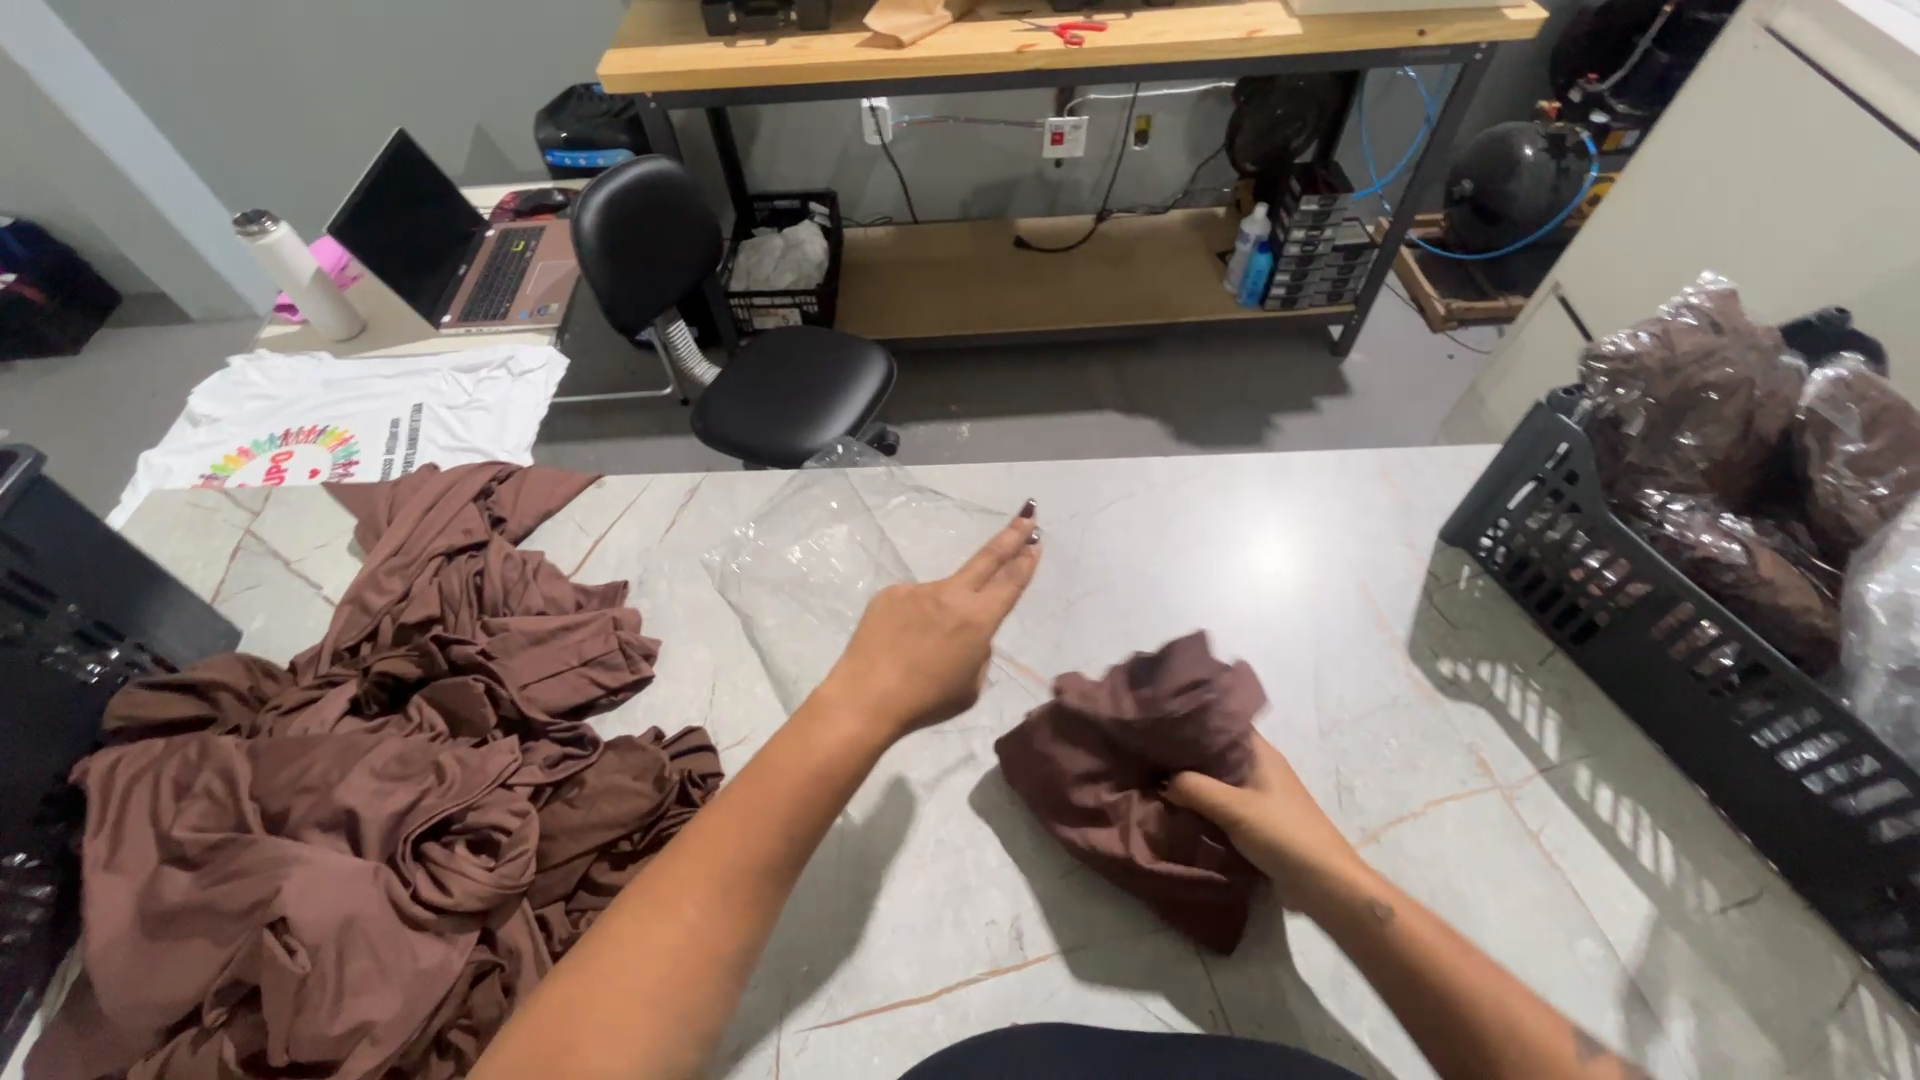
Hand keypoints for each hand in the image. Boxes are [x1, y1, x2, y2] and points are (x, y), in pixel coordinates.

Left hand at [817, 504, 1041, 740]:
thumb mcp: (971, 685)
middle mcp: (951, 596)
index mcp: (978, 620)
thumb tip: (969, 630)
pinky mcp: (891, 594)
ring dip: (942, 614)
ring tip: (924, 649)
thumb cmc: (926, 701)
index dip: (1025, 562)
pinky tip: (900, 645)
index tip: (1035, 542)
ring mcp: (918, 590)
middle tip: (1027, 516)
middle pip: (987, 558)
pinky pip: (913, 604)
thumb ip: (978, 650)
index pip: (1010, 583)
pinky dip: (914, 621)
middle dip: (1011, 536)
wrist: (866, 698)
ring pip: (942, 596)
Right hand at [1165, 733, 1372, 914]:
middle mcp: (1258, 767)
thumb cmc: (1284, 835)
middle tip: (1148, 752)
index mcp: (1259, 753)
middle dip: (1185, 754)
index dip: (1192, 720)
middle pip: (1215, 752)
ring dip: (1192, 782)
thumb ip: (1194, 788)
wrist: (1324, 885)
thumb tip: (1163, 782)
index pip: (1221, 722)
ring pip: (1217, 779)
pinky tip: (1177, 809)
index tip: (1159, 722)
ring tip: (1155, 779)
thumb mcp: (1234, 808)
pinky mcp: (1256, 820)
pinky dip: (1201, 804)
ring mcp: (1258, 795)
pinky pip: (1221, 803)